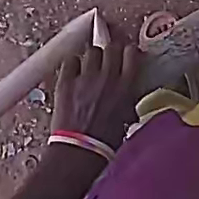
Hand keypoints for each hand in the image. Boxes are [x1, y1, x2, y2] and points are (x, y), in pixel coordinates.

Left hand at [50, 21, 140, 149]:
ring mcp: (85, 78)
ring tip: (90, 64)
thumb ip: (127, 97)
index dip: (128, 50)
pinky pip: (70, 61)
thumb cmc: (105, 140)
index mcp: (126, 86)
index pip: (131, 54)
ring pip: (92, 51)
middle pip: (111, 47)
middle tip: (109, 54)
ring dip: (93, 55)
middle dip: (111, 48)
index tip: (127, 52)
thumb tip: (125, 92)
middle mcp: (108, 77)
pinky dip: (73, 63)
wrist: (80, 150)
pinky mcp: (66, 81)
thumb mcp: (127, 116)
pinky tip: (74, 70)